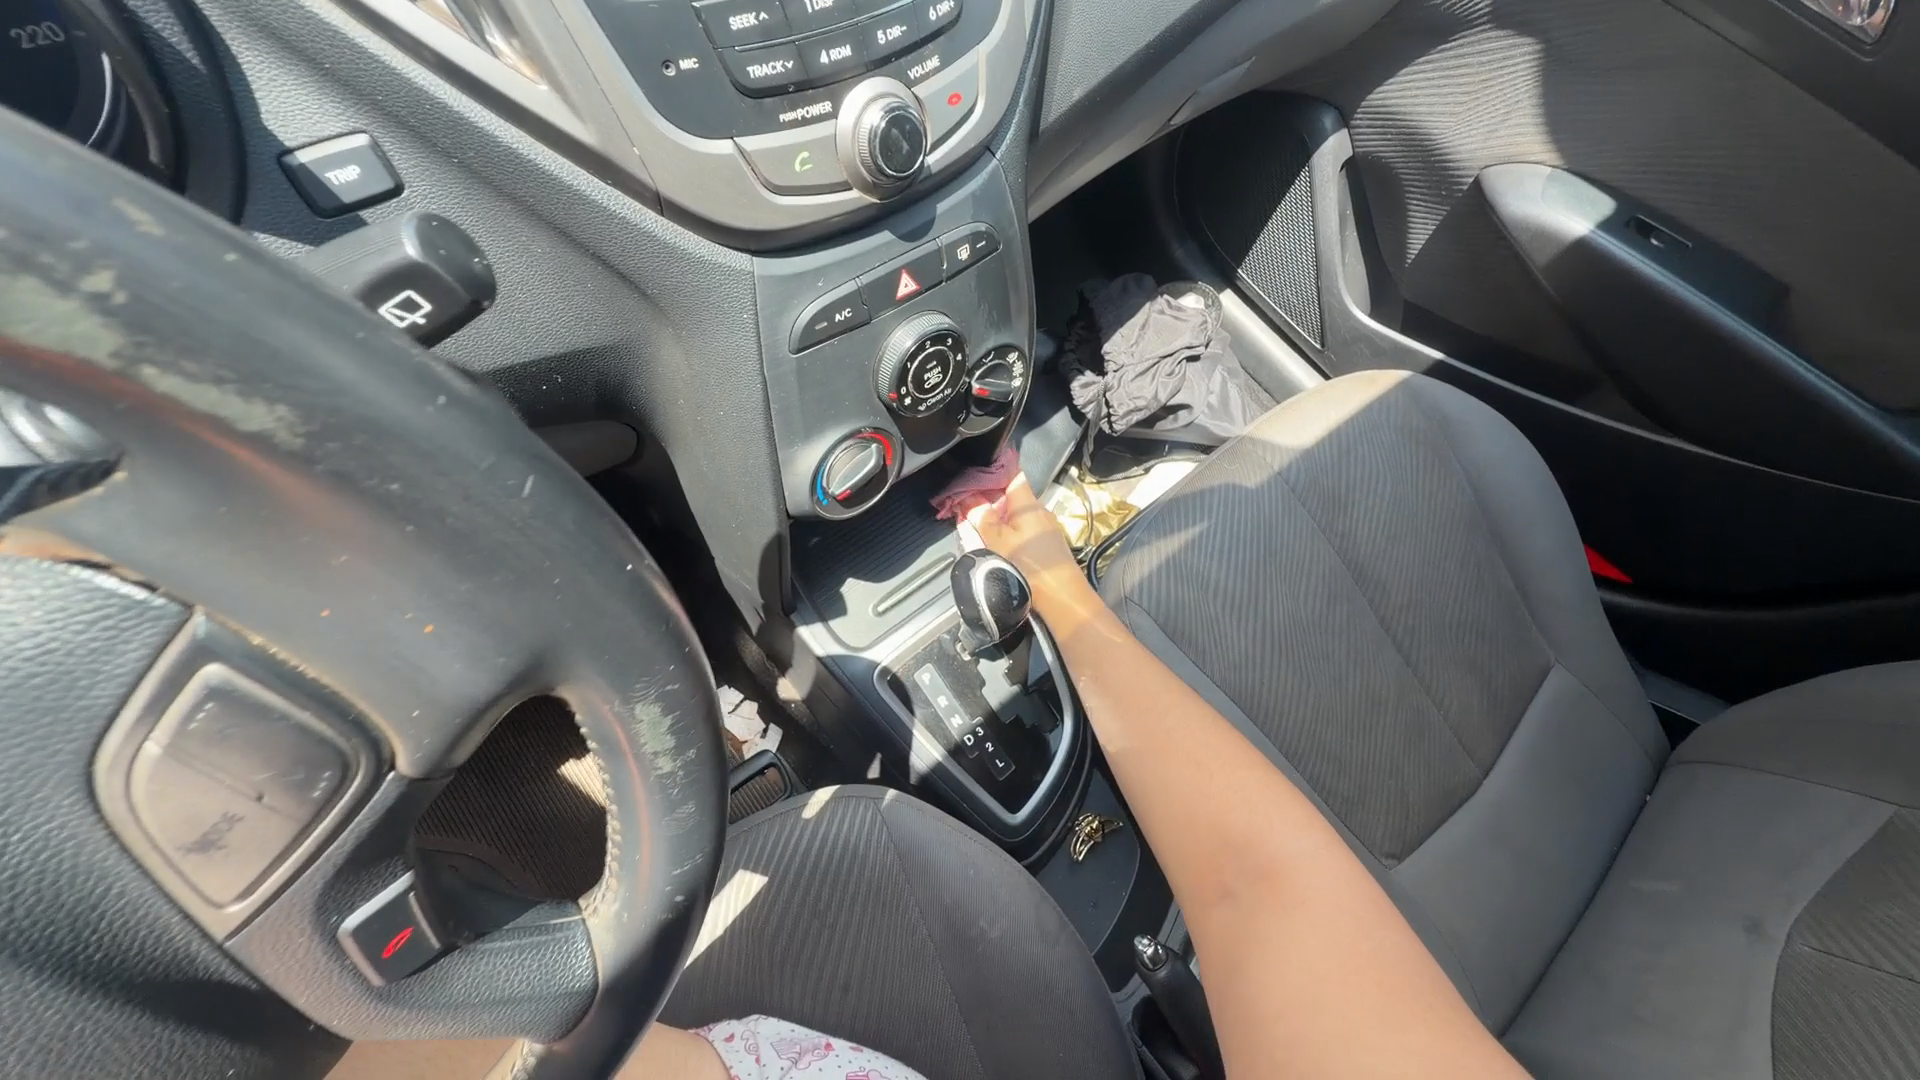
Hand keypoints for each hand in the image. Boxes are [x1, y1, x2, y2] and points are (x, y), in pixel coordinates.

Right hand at [963, 477, 1088, 604]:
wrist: (1061, 597)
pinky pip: (1024, 533)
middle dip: (990, 505)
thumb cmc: (1029, 565)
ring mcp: (1046, 529)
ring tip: (980, 534)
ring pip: (1017, 518)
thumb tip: (970, 499)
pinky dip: (1010, 537)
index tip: (973, 482)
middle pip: (1011, 499)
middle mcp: (1040, 511)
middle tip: (970, 513)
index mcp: (1028, 503)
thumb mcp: (996, 539)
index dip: (992, 475)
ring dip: (999, 523)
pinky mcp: (1048, 547)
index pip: (1011, 475)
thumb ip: (981, 517)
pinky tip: (1000, 550)